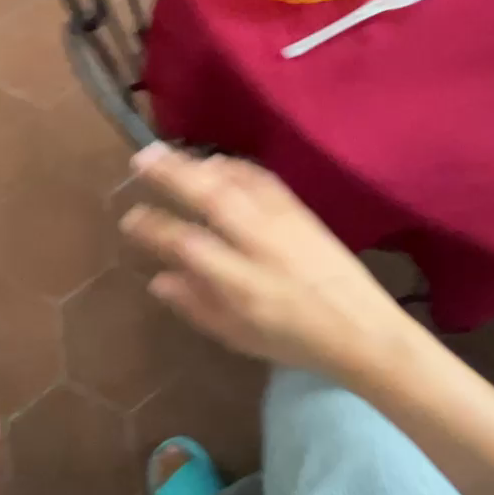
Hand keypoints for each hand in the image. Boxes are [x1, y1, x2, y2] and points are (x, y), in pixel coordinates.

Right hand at [119, 144, 419, 376]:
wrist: (363, 330)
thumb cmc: (295, 340)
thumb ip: (196, 306)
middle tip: (141, 160)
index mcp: (242, 284)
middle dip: (173, 176)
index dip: (154, 228)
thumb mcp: (240, 337)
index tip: (130, 218)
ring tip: (168, 154)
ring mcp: (283, 224)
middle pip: (211, 200)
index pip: (188, 245)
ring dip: (198, 164)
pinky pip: (262, 179)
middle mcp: (260, 246)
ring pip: (235, 183)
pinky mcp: (301, 211)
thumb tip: (158, 280)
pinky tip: (214, 161)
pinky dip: (234, 166)